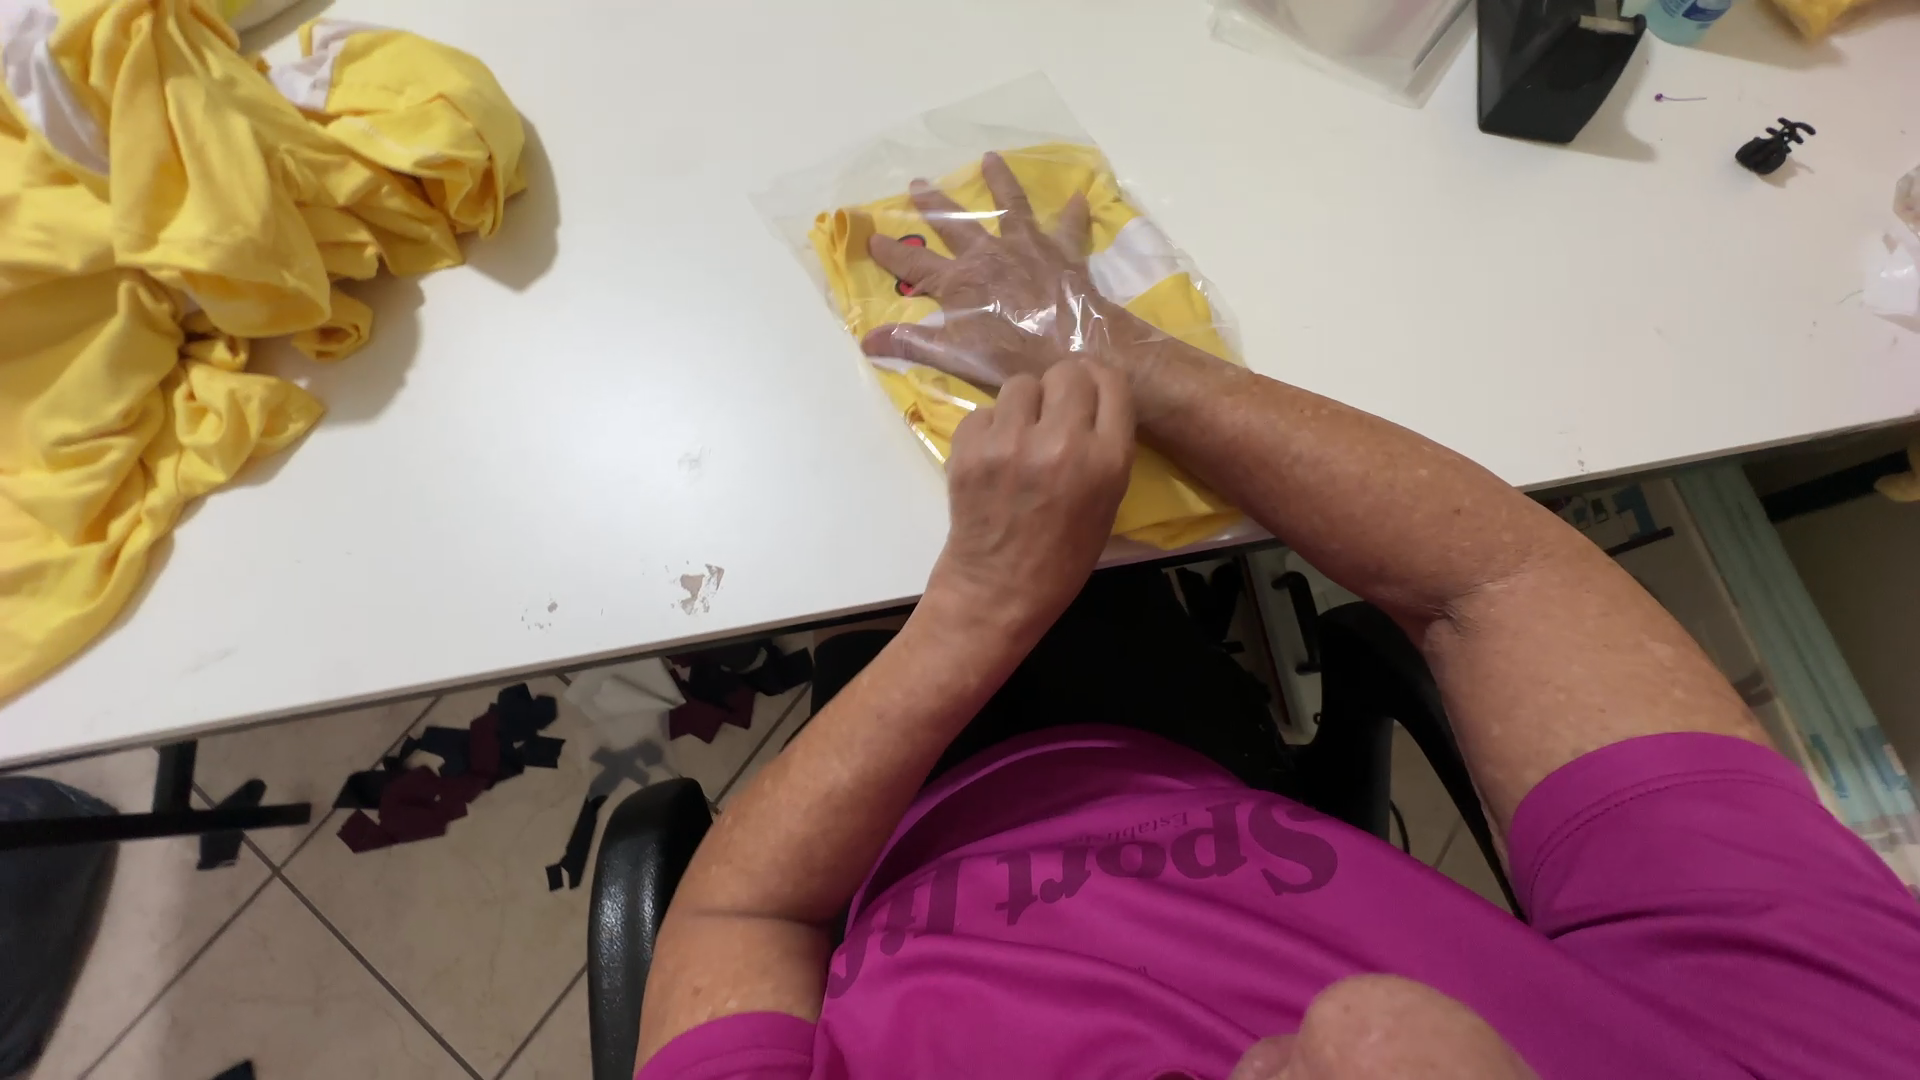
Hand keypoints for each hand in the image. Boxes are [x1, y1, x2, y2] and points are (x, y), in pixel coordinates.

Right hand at [862, 152, 1134, 386]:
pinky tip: (1078, 197)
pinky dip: (1073, 214)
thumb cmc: (1011, 356)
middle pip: (956, 224)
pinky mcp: (1061, 253)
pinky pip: (1068, 228)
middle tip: (918, 182)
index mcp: (960, 282)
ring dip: (999, 182)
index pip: (916, 266)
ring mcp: (1026, 248)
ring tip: (991, 157)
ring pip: (1010, 207)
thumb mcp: (955, 355)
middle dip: (934, 204)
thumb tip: (867, 340)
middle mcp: (989, 255)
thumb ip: (913, 344)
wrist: (1072, 348)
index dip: (892, 254)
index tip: (872, 238)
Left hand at [920, 359, 1135, 642]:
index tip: (1088, 392)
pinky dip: (989, 429)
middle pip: (1067, 372)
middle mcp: (1062, 441)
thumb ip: (1104, 445)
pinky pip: (984, 411)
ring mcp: (1011, 442)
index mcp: (1107, 458)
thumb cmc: (1062, 555)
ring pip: (1021, 384)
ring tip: (1019, 436)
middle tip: (1052, 413)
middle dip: (1061, 388)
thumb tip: (1089, 399)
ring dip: (1023, 405)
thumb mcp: (1108, 501)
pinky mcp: (970, 448)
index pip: (1110, 381)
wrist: (1000, 588)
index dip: (1098, 382)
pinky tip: (992, 458)